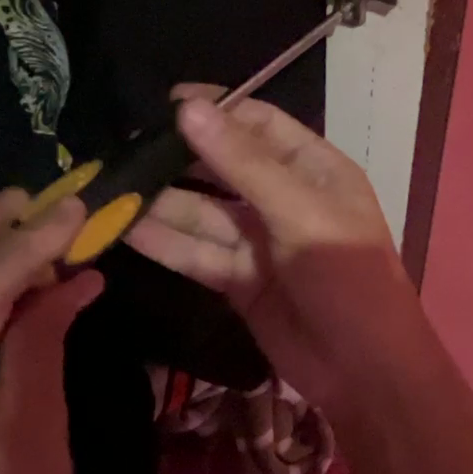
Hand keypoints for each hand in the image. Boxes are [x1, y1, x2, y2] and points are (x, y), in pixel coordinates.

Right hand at [125, 84, 423, 410]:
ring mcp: (260, 242)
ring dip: (160, 204)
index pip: (259, 125)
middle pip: (222, 168)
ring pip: (202, 214)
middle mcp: (284, 199)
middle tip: (121, 148)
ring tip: (108, 189)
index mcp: (314, 170)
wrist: (365, 369)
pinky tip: (123, 230)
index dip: (215, 110)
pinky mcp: (239, 282)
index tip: (163, 103)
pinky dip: (164, 244)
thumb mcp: (301, 212)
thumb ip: (242, 163)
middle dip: (177, 159)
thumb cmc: (348, 277)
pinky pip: (197, 254)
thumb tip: (187, 107)